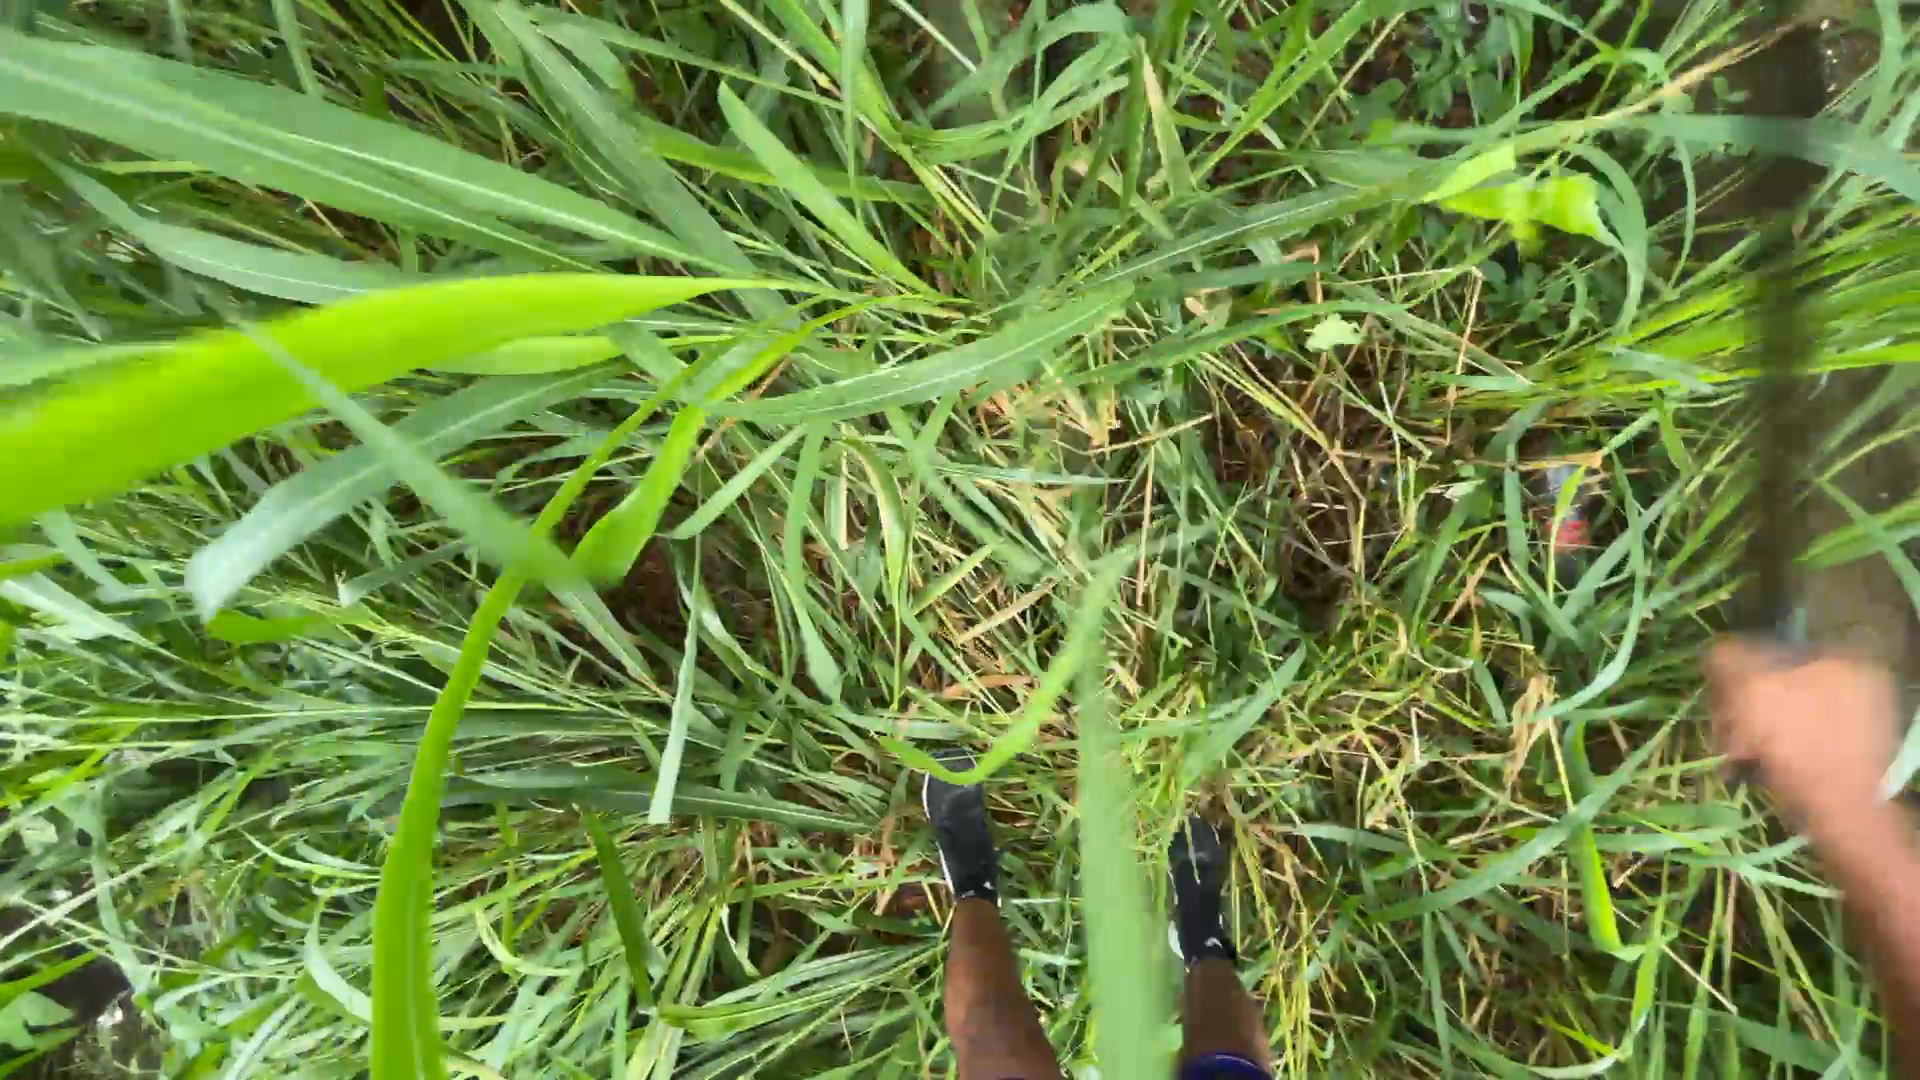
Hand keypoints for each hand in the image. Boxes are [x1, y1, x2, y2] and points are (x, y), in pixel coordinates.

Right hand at [1706, 637, 1900, 835]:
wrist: (1834, 803)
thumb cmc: (1793, 739)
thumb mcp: (1747, 685)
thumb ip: (1727, 656)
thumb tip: (1716, 648)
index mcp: (1845, 662)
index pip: (1771, 646)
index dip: (1738, 666)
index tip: (1722, 689)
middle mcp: (1857, 684)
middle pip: (1770, 679)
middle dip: (1739, 703)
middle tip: (1727, 724)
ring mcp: (1853, 716)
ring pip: (1774, 707)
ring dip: (1744, 725)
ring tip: (1738, 747)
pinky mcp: (1842, 743)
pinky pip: (1788, 730)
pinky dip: (1765, 741)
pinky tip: (1755, 756)